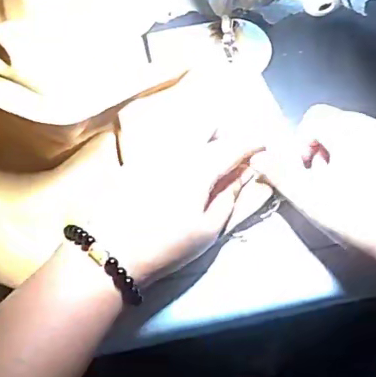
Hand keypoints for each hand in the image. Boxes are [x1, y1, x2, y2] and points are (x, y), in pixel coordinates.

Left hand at [78, 72, 270, 285]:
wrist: (110, 251)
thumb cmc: (166, 245)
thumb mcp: (208, 228)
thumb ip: (229, 196)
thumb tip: (245, 174)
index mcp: (200, 165)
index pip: (235, 144)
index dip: (254, 143)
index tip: (265, 145)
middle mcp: (176, 150)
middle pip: (207, 125)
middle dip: (226, 132)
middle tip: (235, 153)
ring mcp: (151, 152)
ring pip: (184, 132)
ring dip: (202, 137)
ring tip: (208, 159)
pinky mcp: (132, 161)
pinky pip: (163, 143)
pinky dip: (180, 147)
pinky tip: (179, 168)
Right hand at [253, 105, 375, 286]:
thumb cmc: (366, 221)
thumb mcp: (314, 201)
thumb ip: (282, 175)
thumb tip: (258, 155)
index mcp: (352, 130)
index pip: (314, 117)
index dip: (300, 145)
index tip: (305, 177)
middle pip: (338, 126)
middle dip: (324, 152)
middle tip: (325, 189)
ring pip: (361, 139)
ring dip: (346, 159)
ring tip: (349, 196)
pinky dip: (370, 165)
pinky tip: (375, 198)